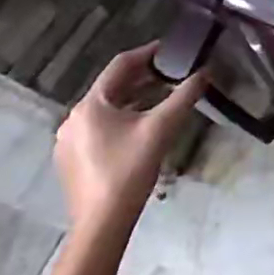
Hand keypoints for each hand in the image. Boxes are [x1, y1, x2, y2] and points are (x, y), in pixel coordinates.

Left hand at [53, 43, 207, 230]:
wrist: (102, 225)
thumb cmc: (130, 170)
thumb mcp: (163, 127)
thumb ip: (185, 95)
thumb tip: (205, 72)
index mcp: (90, 105)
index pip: (120, 65)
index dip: (148, 53)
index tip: (171, 49)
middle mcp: (73, 118)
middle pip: (112, 87)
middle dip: (143, 77)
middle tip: (172, 72)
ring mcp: (68, 141)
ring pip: (105, 108)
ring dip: (133, 98)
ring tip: (161, 97)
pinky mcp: (71, 160)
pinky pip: (98, 127)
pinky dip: (120, 119)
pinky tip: (140, 127)